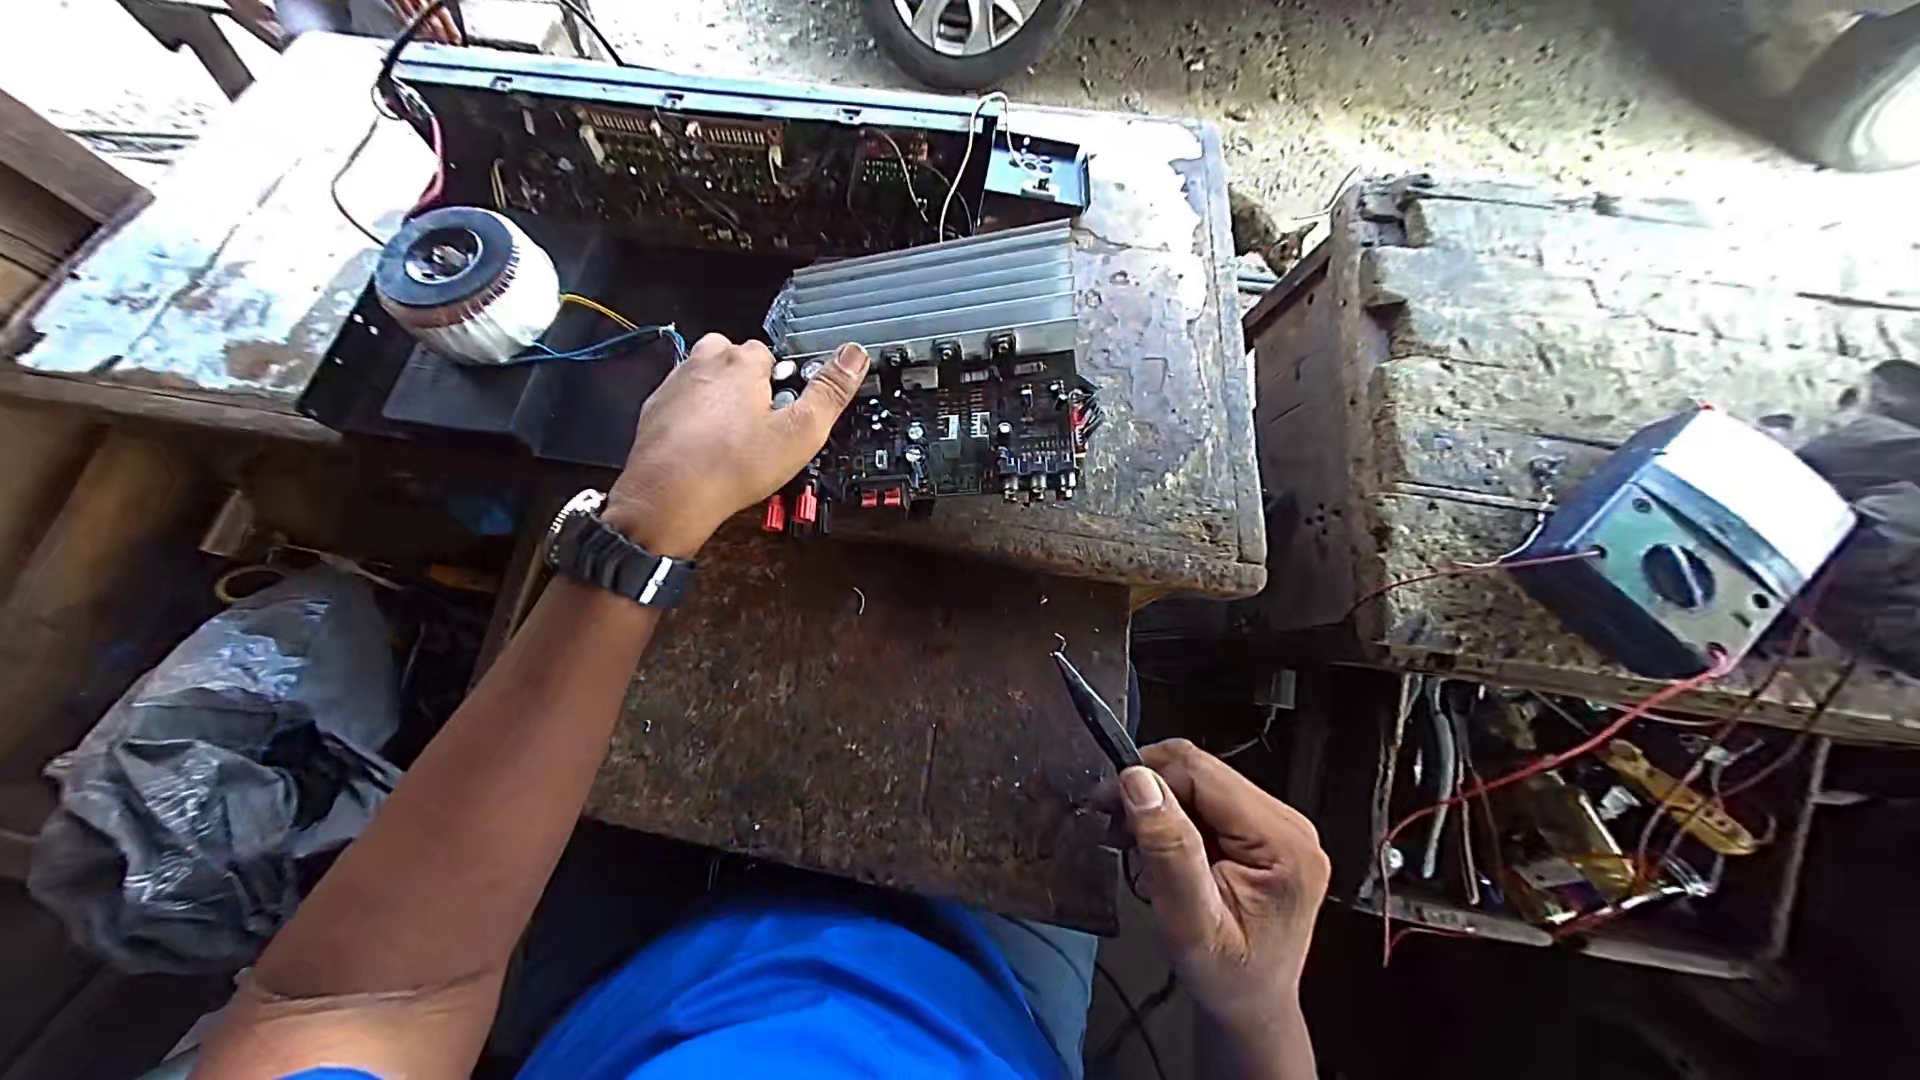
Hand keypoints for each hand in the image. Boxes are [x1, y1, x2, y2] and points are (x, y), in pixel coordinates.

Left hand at [602, 335, 867, 557]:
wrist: (669, 496)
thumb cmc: (730, 466)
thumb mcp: (801, 432)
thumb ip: (830, 391)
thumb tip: (854, 357)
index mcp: (741, 363)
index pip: (771, 352)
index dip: (785, 380)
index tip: (789, 406)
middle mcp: (704, 364)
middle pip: (736, 360)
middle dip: (751, 385)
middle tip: (764, 422)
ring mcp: (675, 386)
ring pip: (709, 379)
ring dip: (724, 398)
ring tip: (739, 436)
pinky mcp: (657, 411)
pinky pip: (685, 404)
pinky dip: (699, 419)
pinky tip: (712, 447)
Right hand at [1107, 739, 1328, 1059]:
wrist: (1249, 1004)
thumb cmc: (1226, 976)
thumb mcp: (1189, 922)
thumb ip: (1168, 849)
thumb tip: (1140, 782)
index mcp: (1283, 843)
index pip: (1201, 773)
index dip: (1148, 778)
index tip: (1109, 802)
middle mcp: (1288, 824)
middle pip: (1200, 768)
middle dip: (1149, 787)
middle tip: (1115, 820)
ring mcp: (1276, 823)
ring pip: (1197, 776)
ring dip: (1157, 798)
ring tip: (1135, 836)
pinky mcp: (1259, 826)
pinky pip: (1204, 793)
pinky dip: (1171, 809)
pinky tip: (1157, 838)